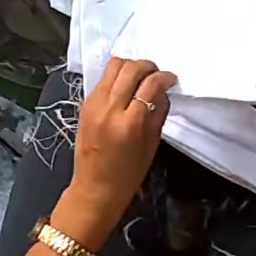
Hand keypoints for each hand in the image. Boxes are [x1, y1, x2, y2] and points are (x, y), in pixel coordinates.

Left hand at [57, 58, 175, 245]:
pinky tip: (124, 88)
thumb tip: (162, 92)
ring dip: (130, 67)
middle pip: (130, 68)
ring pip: (112, 67)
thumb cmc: (127, 174)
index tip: (172, 79)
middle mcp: (109, 109)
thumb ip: (158, 114)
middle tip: (156, 75)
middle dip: (148, 66)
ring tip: (140, 78)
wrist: (94, 188)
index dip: (165, 77)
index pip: (150, 85)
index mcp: (129, 123)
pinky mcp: (84, 105)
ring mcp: (93, 104)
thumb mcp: (151, 146)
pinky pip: (102, 80)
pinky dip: (116, 77)